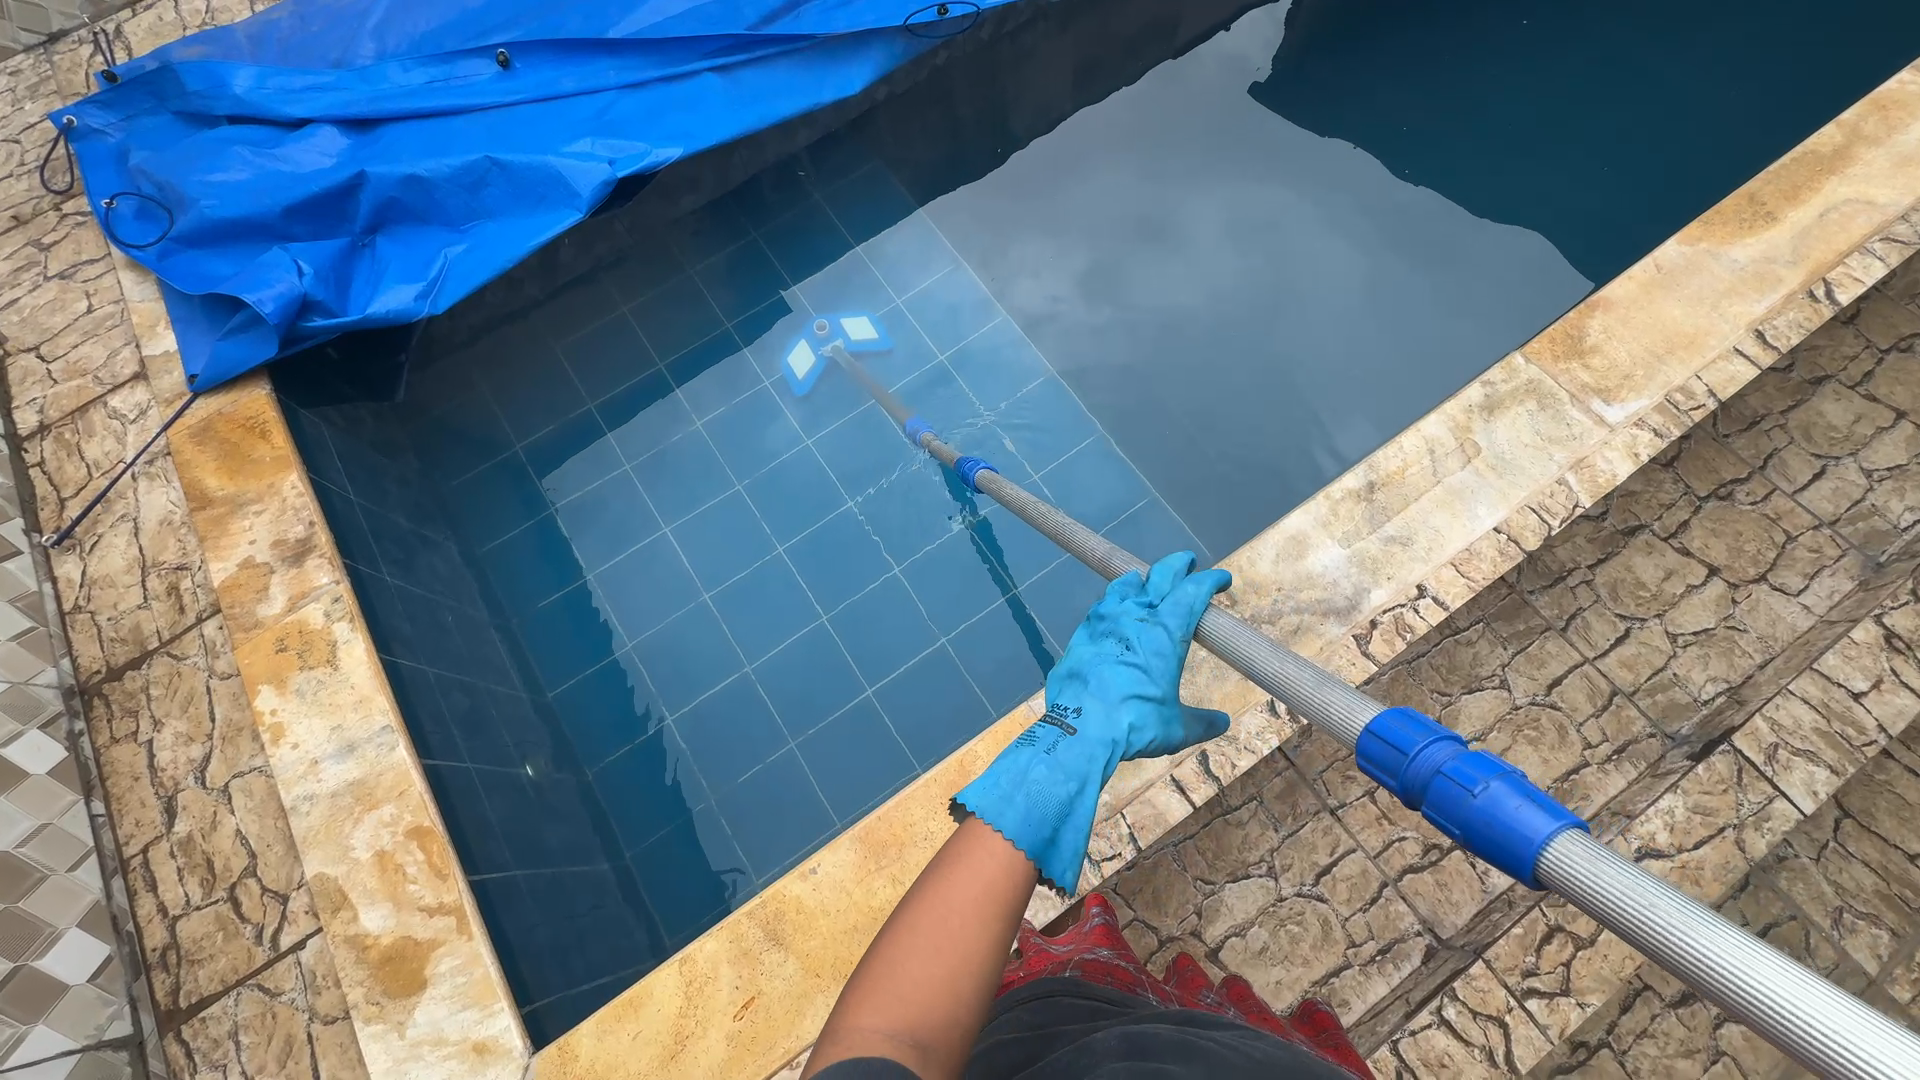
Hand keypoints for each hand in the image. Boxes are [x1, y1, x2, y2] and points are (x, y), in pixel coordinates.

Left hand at [1045, 550, 1234, 760]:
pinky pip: (1102, 606)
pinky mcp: (1082, 633)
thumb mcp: (1177, 727)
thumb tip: (1222, 723)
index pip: (1193, 591)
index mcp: (1166, 631)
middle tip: (1186, 562)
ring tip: (1145, 581)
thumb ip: (1201, 722)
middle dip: (1177, 565)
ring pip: (1125, 585)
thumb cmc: (1136, 722)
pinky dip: (1113, 601)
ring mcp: (1105, 621)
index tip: (1221, 578)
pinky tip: (1112, 609)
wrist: (1080, 726)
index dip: (1210, 580)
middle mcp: (1136, 616)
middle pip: (1160, 575)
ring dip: (1141, 579)